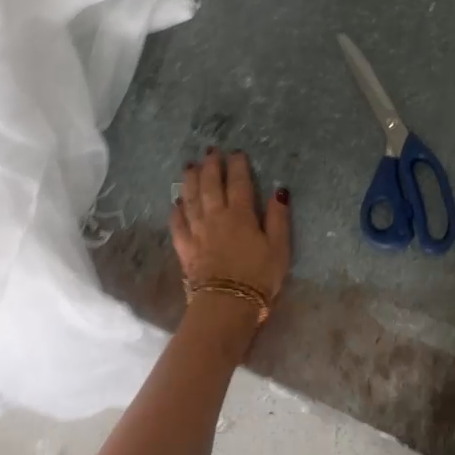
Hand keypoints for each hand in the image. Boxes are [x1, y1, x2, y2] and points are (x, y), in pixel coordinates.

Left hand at [171, 148, 291, 301]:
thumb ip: (278, 218)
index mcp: (240, 215)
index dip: (237, 166)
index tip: (236, 152)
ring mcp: (197, 232)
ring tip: (189, 167)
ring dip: (190, 181)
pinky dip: (176, 211)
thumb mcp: (279, 247)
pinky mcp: (185, 248)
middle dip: (210, 166)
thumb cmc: (258, 276)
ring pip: (191, 199)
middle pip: (210, 186)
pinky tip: (175, 203)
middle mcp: (216, 217)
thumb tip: (279, 191)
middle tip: (210, 151)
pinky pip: (177, 225)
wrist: (226, 304)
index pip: (239, 183)